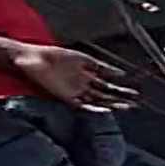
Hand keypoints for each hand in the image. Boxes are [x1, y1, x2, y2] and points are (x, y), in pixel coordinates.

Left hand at [9, 43, 138, 109]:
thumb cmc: (53, 55)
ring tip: (125, 107)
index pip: (108, 87)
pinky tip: (104, 109)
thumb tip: (122, 73)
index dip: (122, 91)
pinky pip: (79, 105)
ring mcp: (73, 92)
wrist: (29, 57)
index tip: (135, 93)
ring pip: (96, 102)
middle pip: (104, 97)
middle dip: (120, 100)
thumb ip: (102, 67)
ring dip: (111, 105)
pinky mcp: (62, 96)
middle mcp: (82, 87)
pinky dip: (92, 108)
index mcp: (87, 77)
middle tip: (134, 104)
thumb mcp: (83, 59)